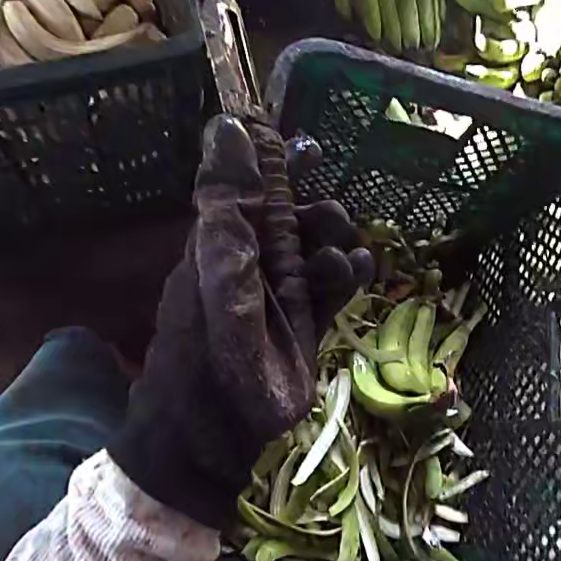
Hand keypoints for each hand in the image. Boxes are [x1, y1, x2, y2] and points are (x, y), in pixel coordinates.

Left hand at [111, 115, 372, 530]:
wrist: (216, 435)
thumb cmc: (208, 352)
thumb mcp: (217, 269)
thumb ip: (227, 204)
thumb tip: (230, 124)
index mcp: (223, 240)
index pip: (254, 185)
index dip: (280, 162)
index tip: (307, 147)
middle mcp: (254, 259)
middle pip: (298, 214)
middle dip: (319, 210)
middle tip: (328, 219)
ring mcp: (283, 290)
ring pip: (322, 246)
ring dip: (338, 241)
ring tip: (337, 260)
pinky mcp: (309, 319)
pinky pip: (336, 283)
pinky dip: (350, 272)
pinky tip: (353, 273)